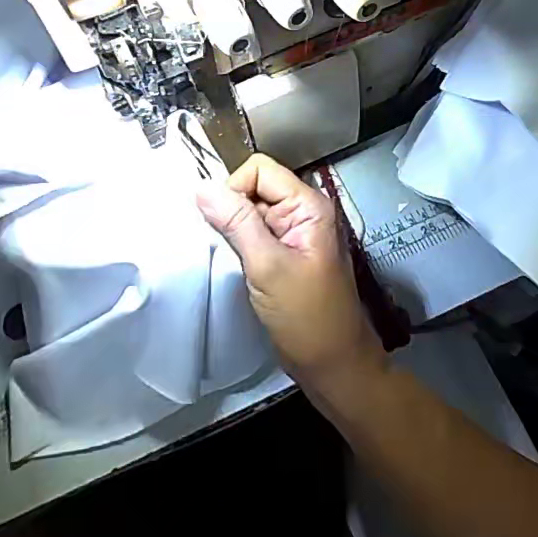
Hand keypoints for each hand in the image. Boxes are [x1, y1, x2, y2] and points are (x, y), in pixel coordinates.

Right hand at [196, 154, 385, 392]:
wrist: (334, 366)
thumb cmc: (308, 318)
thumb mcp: (268, 267)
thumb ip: (237, 223)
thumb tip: (203, 189)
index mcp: (308, 205)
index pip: (260, 170)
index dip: (235, 189)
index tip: (224, 225)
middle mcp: (302, 212)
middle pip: (254, 188)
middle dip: (233, 211)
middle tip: (229, 247)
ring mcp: (294, 234)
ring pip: (250, 211)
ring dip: (235, 230)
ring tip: (235, 260)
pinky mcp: (284, 254)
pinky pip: (253, 234)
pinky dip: (240, 245)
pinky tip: (238, 267)